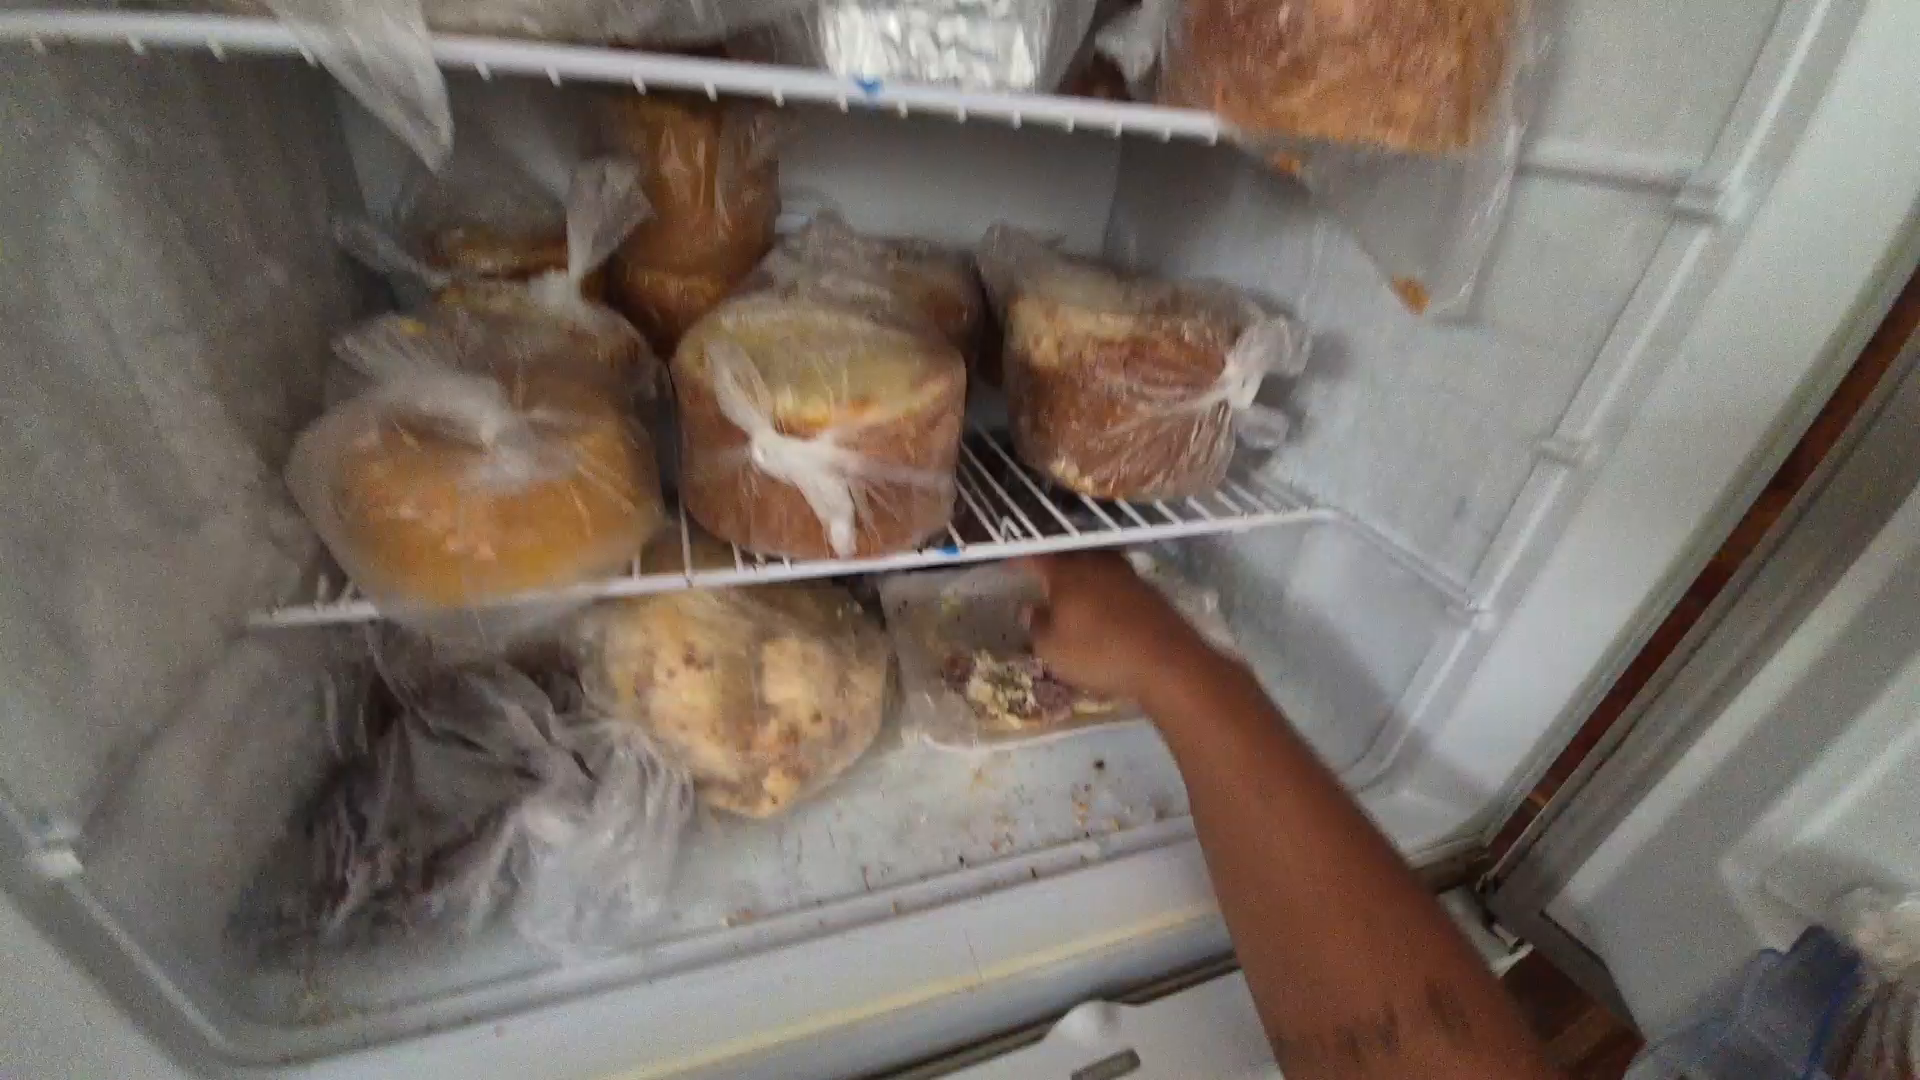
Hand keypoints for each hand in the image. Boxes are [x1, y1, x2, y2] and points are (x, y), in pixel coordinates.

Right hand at [1020, 551, 1219, 703]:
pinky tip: (1102, 603)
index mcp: (1066, 573)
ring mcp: (1126, 575)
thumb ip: (1037, 625)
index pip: (1037, 557)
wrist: (1166, 661)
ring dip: (1082, 572)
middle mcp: (1096, 564)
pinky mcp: (1148, 591)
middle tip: (1040, 571)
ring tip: (1071, 585)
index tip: (1009, 563)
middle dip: (1053, 562)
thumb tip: (1028, 608)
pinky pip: (1116, 581)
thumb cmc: (1098, 653)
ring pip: (1096, 565)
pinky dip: (1104, 587)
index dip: (1021, 560)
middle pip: (1069, 555)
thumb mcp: (1053, 649)